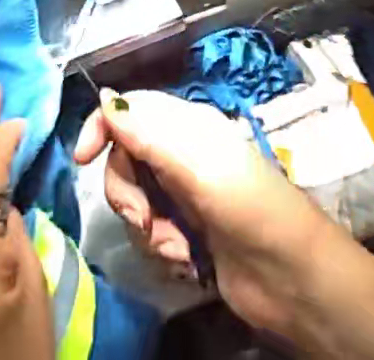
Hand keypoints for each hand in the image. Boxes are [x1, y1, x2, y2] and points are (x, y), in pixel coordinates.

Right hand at [73, 90, 332, 340]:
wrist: (292, 276)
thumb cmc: (248, 208)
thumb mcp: (196, 167)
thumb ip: (147, 134)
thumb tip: (105, 98)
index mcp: (187, 124)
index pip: (130, 109)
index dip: (101, 126)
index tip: (82, 159)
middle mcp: (181, 152)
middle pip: (125, 158)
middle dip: (127, 193)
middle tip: (144, 219)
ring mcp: (182, 192)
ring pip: (134, 199)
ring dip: (147, 228)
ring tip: (177, 247)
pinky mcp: (185, 229)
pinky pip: (149, 230)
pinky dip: (160, 247)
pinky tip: (186, 260)